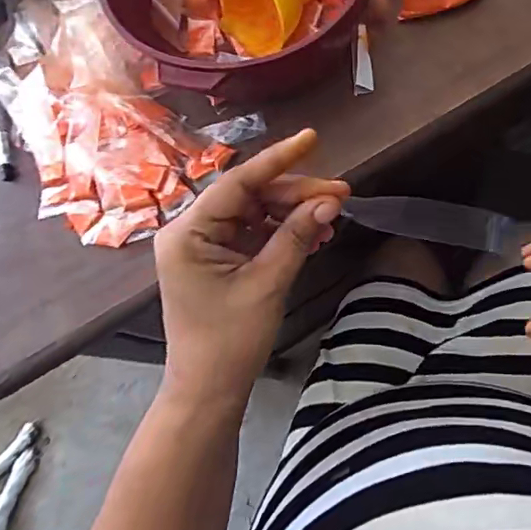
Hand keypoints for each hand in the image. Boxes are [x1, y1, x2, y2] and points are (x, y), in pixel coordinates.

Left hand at [154, 129, 347, 411]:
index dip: (279, 160)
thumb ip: (297, 236)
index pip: (238, 182)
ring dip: (292, 213)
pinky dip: (282, 232)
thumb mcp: (268, 283)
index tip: (311, 139)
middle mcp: (190, 230)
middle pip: (250, 195)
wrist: (208, 390)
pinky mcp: (216, 258)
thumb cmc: (230, 341)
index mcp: (189, 231)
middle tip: (341, 194)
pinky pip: (253, 233)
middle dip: (295, 194)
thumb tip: (330, 200)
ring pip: (254, 212)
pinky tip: (313, 234)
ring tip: (332, 217)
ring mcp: (203, 244)